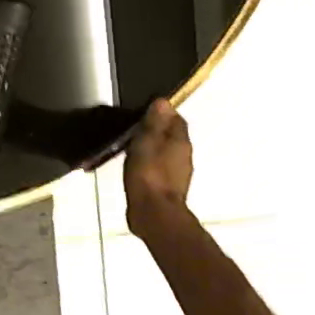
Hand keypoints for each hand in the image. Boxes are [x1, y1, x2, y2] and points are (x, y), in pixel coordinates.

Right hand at [123, 98, 193, 237]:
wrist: (153, 213)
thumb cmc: (149, 173)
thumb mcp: (147, 141)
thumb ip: (155, 122)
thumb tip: (163, 101)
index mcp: (180, 142)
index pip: (176, 119)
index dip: (162, 112)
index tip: (144, 110)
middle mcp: (183, 156)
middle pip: (171, 135)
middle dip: (156, 129)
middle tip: (134, 126)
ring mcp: (176, 174)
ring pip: (165, 152)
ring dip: (152, 147)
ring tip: (130, 146)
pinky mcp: (165, 188)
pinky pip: (158, 168)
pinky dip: (148, 163)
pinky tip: (134, 167)